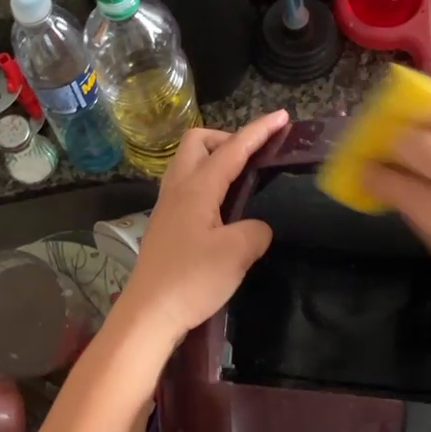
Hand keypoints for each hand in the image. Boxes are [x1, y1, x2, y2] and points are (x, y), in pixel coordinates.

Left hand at [109, 110, 290, 340]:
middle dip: (227, 138)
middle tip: (254, 155)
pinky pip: (187, 188)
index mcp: (197, 189)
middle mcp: (177, 190)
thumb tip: (256, 228)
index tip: (281, 117)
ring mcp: (167, 208)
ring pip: (188, 165)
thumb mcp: (237, 253)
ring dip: (214, 160)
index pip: (232, 149)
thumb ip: (256, 231)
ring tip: (242, 178)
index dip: (258, 132)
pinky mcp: (165, 227)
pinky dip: (207, 184)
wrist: (148, 314)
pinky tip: (222, 207)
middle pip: (197, 143)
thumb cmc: (191, 280)